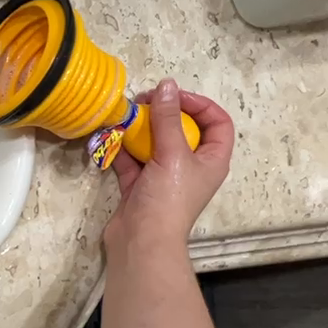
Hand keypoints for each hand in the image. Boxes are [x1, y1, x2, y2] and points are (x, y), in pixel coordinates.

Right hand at [105, 80, 234, 253]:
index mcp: (212, 159)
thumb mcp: (172, 154)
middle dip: (163, 115)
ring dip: (139, 131)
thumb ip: (167, 119)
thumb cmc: (167, 199)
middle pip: (182, 131)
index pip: (216, 122)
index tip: (173, 96)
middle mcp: (190, 167)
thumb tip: (166, 85)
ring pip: (154, 145)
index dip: (199, 104)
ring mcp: (164, 178)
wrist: (141, 242)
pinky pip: (132, 163)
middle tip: (143, 103)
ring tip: (124, 118)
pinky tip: (111, 139)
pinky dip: (122, 151)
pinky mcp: (139, 188)